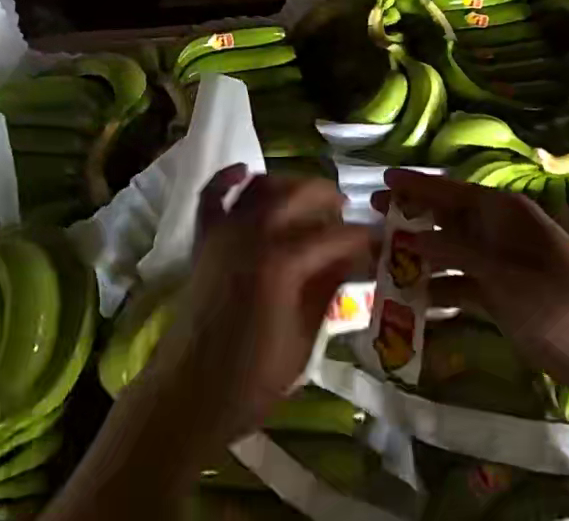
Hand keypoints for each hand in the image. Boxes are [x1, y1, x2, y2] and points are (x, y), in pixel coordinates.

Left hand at [137, 165, 369, 450]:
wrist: (188, 396)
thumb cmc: (252, 379)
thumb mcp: (305, 337)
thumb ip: (328, 287)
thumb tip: (354, 257)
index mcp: (284, 262)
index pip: (337, 235)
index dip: (364, 237)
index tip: (380, 240)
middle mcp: (254, 234)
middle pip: (302, 194)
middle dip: (331, 199)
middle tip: (346, 217)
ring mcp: (225, 232)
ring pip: (262, 185)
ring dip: (289, 184)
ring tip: (308, 201)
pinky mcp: (203, 240)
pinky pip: (212, 195)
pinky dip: (228, 179)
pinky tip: (246, 172)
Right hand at [373, 169, 568, 395]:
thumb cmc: (559, 302)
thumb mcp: (505, 275)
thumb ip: (456, 253)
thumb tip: (410, 234)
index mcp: (504, 213)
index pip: (451, 191)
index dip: (417, 185)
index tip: (382, 179)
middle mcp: (498, 232)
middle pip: (447, 218)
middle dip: (411, 217)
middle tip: (371, 215)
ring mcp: (499, 264)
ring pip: (450, 252)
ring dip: (420, 256)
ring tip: (379, 260)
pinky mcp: (500, 295)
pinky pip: (460, 284)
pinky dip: (438, 289)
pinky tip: (410, 299)